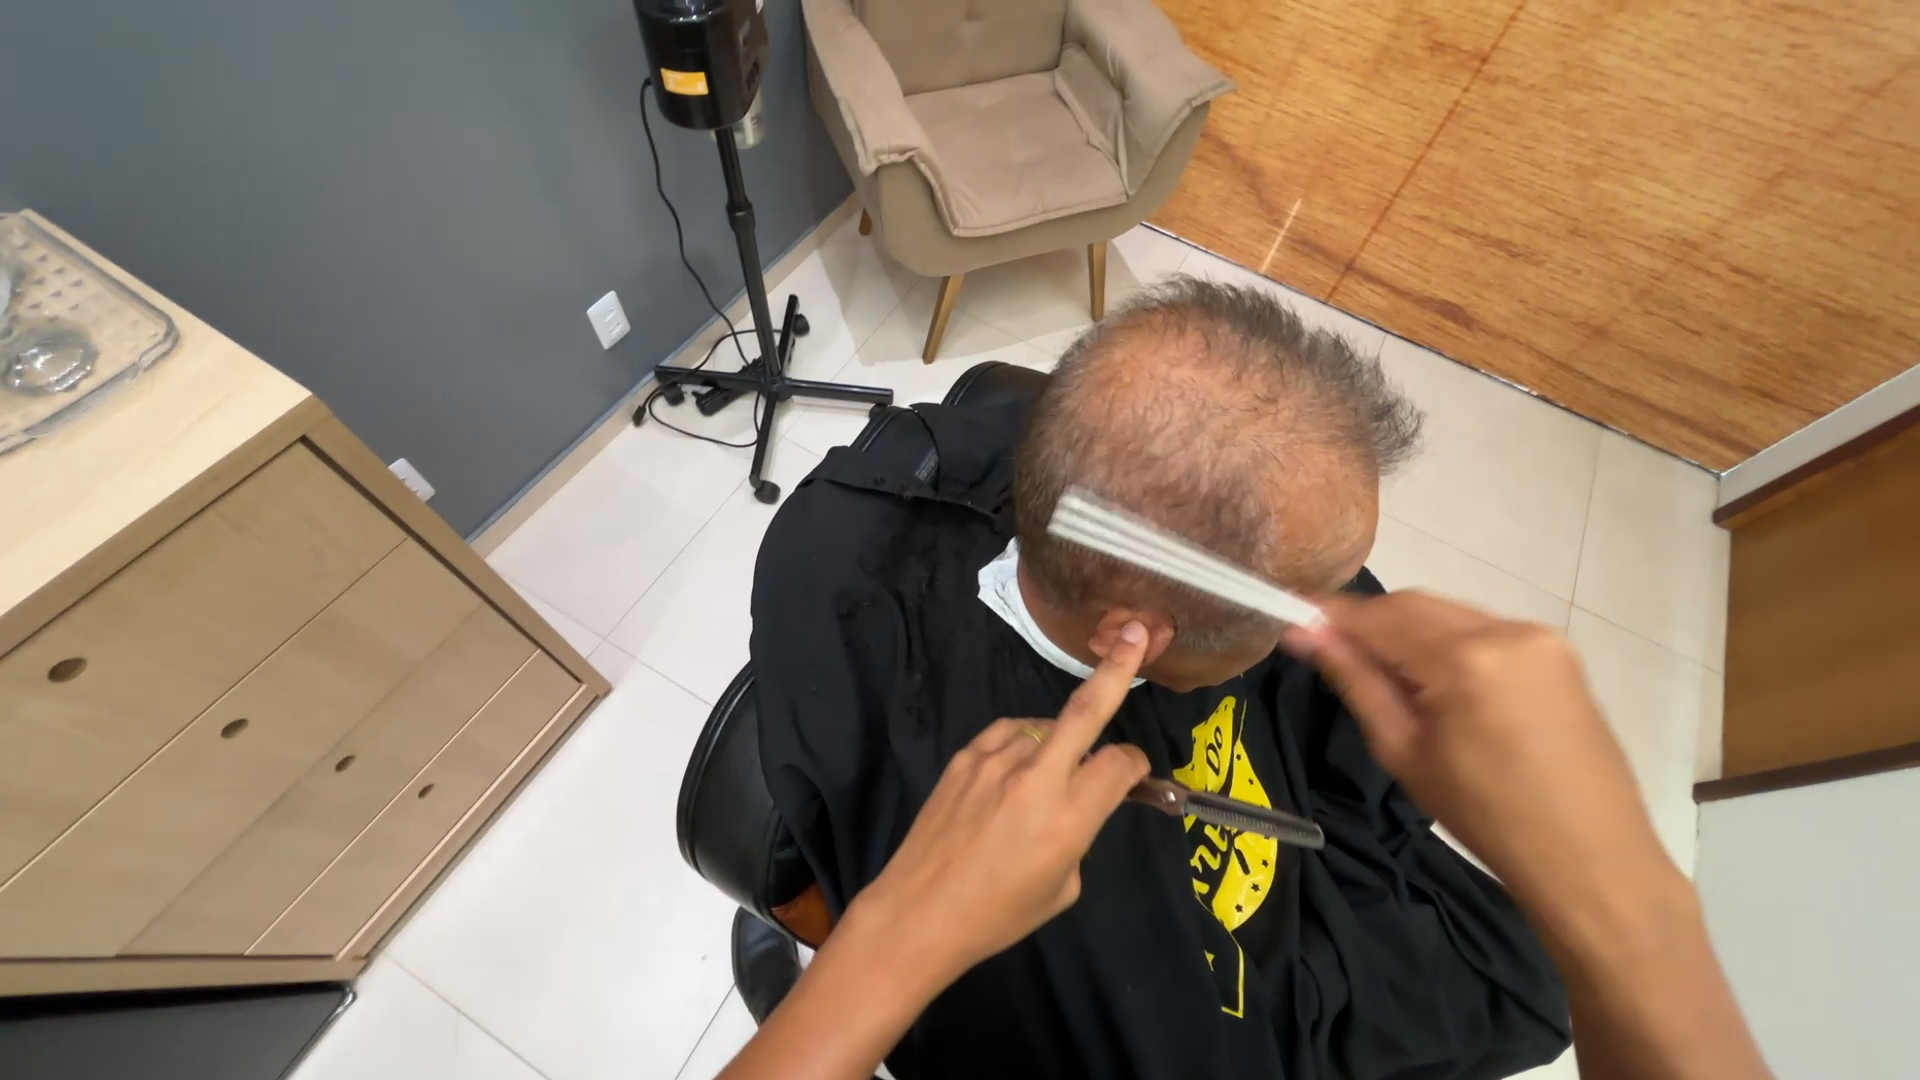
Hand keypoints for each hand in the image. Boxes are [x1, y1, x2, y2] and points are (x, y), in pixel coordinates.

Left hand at [846, 622, 1152, 987]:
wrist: (920, 909)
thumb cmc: (999, 913)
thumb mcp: (1062, 887)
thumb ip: (1080, 831)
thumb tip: (1081, 798)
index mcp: (1068, 817)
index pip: (1121, 765)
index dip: (1137, 766)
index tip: (1135, 775)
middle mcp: (1035, 777)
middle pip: (1085, 710)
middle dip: (1116, 669)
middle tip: (1136, 635)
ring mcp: (995, 759)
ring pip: (1044, 726)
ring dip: (1058, 741)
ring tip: (1046, 775)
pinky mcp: (965, 754)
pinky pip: (1008, 734)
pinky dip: (1023, 744)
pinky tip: (1015, 768)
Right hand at [1282, 591, 1670, 911]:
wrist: (1592, 857)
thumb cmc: (1483, 813)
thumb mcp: (1400, 748)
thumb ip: (1352, 678)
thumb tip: (1301, 633)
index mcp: (1465, 660)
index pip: (1377, 616)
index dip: (1327, 613)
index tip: (1290, 615)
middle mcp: (1505, 630)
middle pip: (1410, 604)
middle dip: (1365, 621)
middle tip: (1328, 648)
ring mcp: (1539, 636)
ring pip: (1443, 612)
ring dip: (1402, 630)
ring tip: (1380, 670)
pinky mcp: (1556, 650)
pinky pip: (1476, 627)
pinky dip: (1440, 640)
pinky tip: (1430, 677)